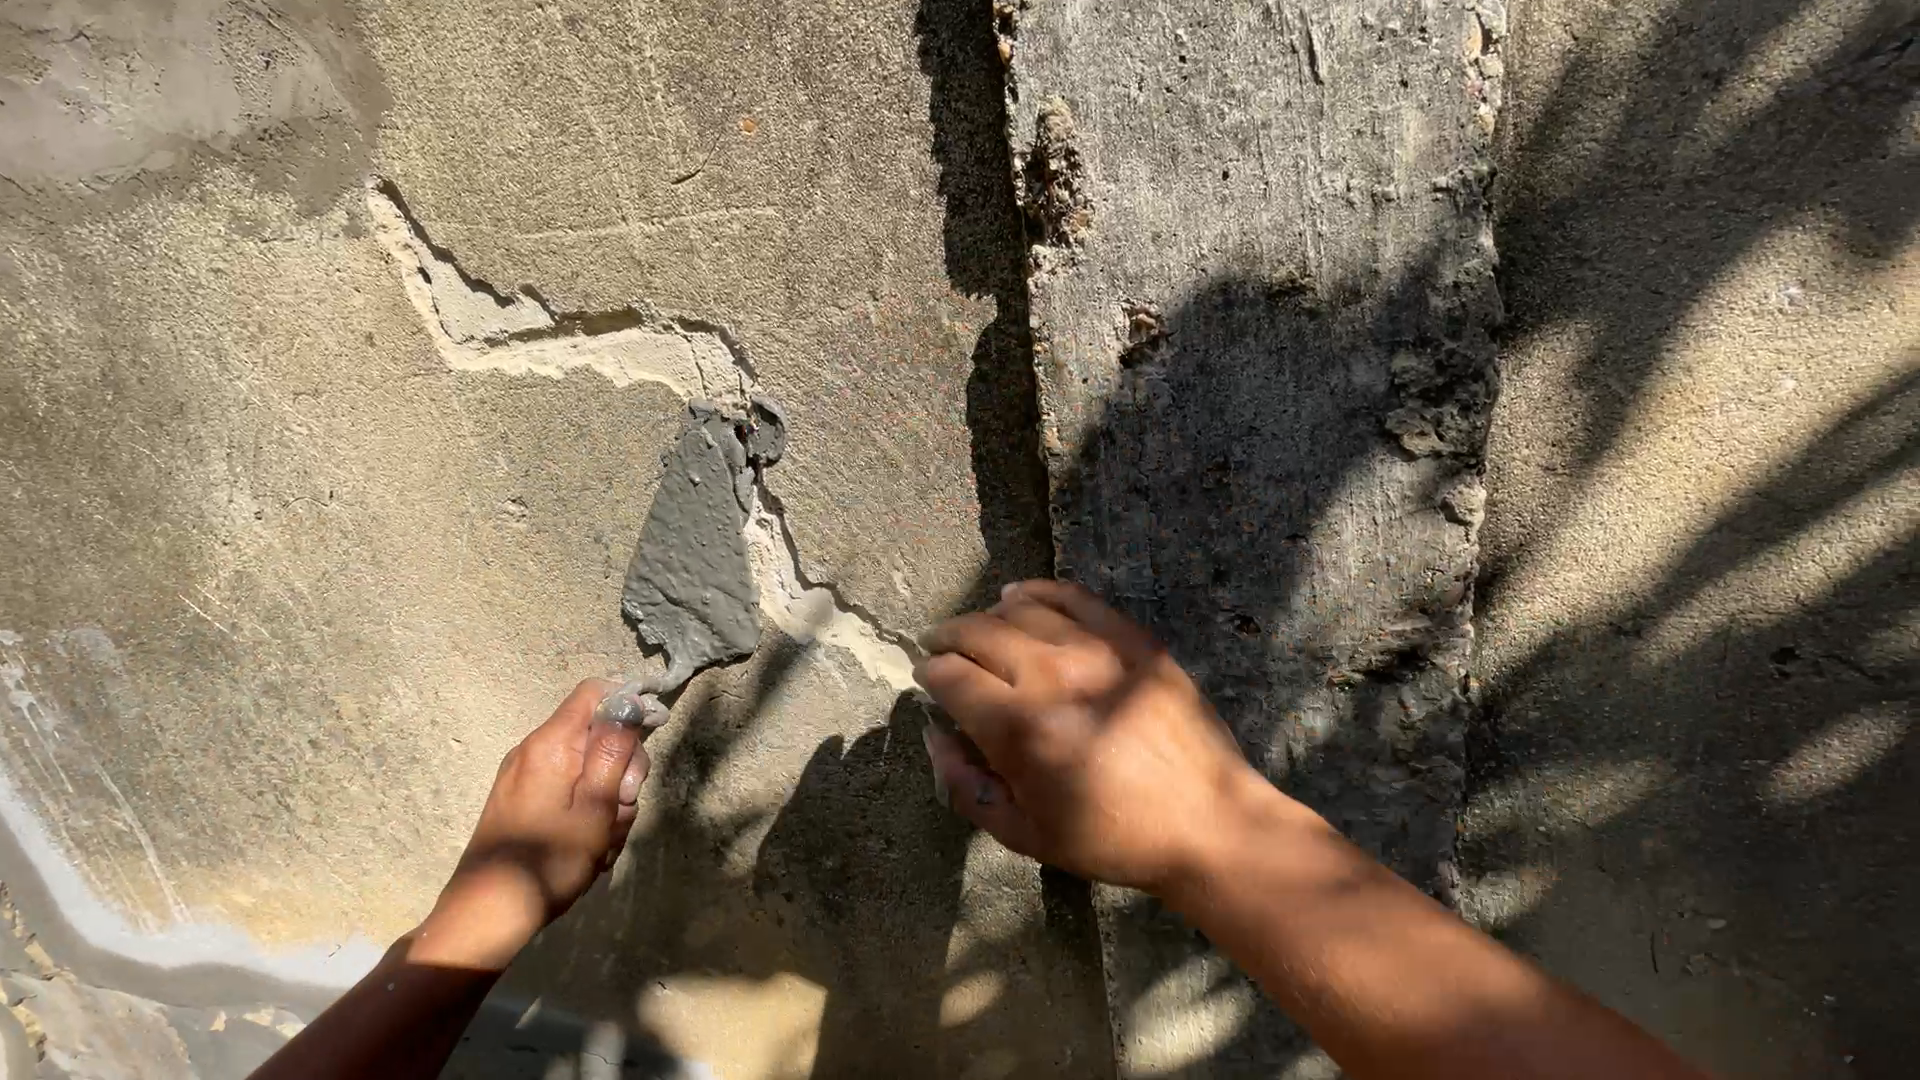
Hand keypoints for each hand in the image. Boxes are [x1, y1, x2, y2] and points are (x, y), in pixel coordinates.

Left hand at [410, 679, 651, 969]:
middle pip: (597, 733)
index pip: (596, 692)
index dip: (629, 704)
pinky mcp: (523, 799)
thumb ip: (614, 751)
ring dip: (608, 796)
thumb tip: (630, 702)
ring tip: (605, 836)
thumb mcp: (596, 806)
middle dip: (622, 766)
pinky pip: (569, 788)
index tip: (651, 733)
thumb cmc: (548, 860)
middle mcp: (535, 750)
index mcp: (551, 744)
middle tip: (622, 805)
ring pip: (588, 766)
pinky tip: (590, 843)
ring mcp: (526, 776)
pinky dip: (588, 809)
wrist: (486, 915)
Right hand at [915, 579, 1302, 892]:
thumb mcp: (1024, 835)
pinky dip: (1037, 590)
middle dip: (948, 637)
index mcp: (1020, 729)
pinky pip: (1073, 596)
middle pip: (978, 632)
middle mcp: (1051, 677)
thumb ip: (965, 786)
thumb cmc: (1110, 836)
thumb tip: (935, 734)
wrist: (1206, 822)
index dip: (930, 673)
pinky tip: (1019, 595)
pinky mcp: (1130, 637)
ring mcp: (1095, 649)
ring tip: (980, 629)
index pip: (952, 677)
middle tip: (941, 648)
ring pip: (1020, 607)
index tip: (929, 678)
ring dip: (987, 615)